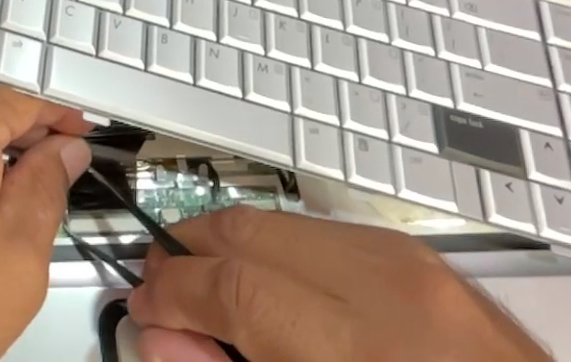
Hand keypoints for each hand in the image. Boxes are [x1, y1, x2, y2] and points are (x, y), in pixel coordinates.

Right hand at [128, 206, 551, 361]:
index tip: (145, 308)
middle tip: (163, 290)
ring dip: (226, 247)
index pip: (235, 287)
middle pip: (248, 231)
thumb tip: (163, 335)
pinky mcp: (425, 261)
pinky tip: (268, 290)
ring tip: (209, 291)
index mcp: (369, 352)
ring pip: (278, 221)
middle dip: (187, 252)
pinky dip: (274, 251)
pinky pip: (320, 232)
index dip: (172, 292)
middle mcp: (398, 291)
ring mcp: (417, 267)